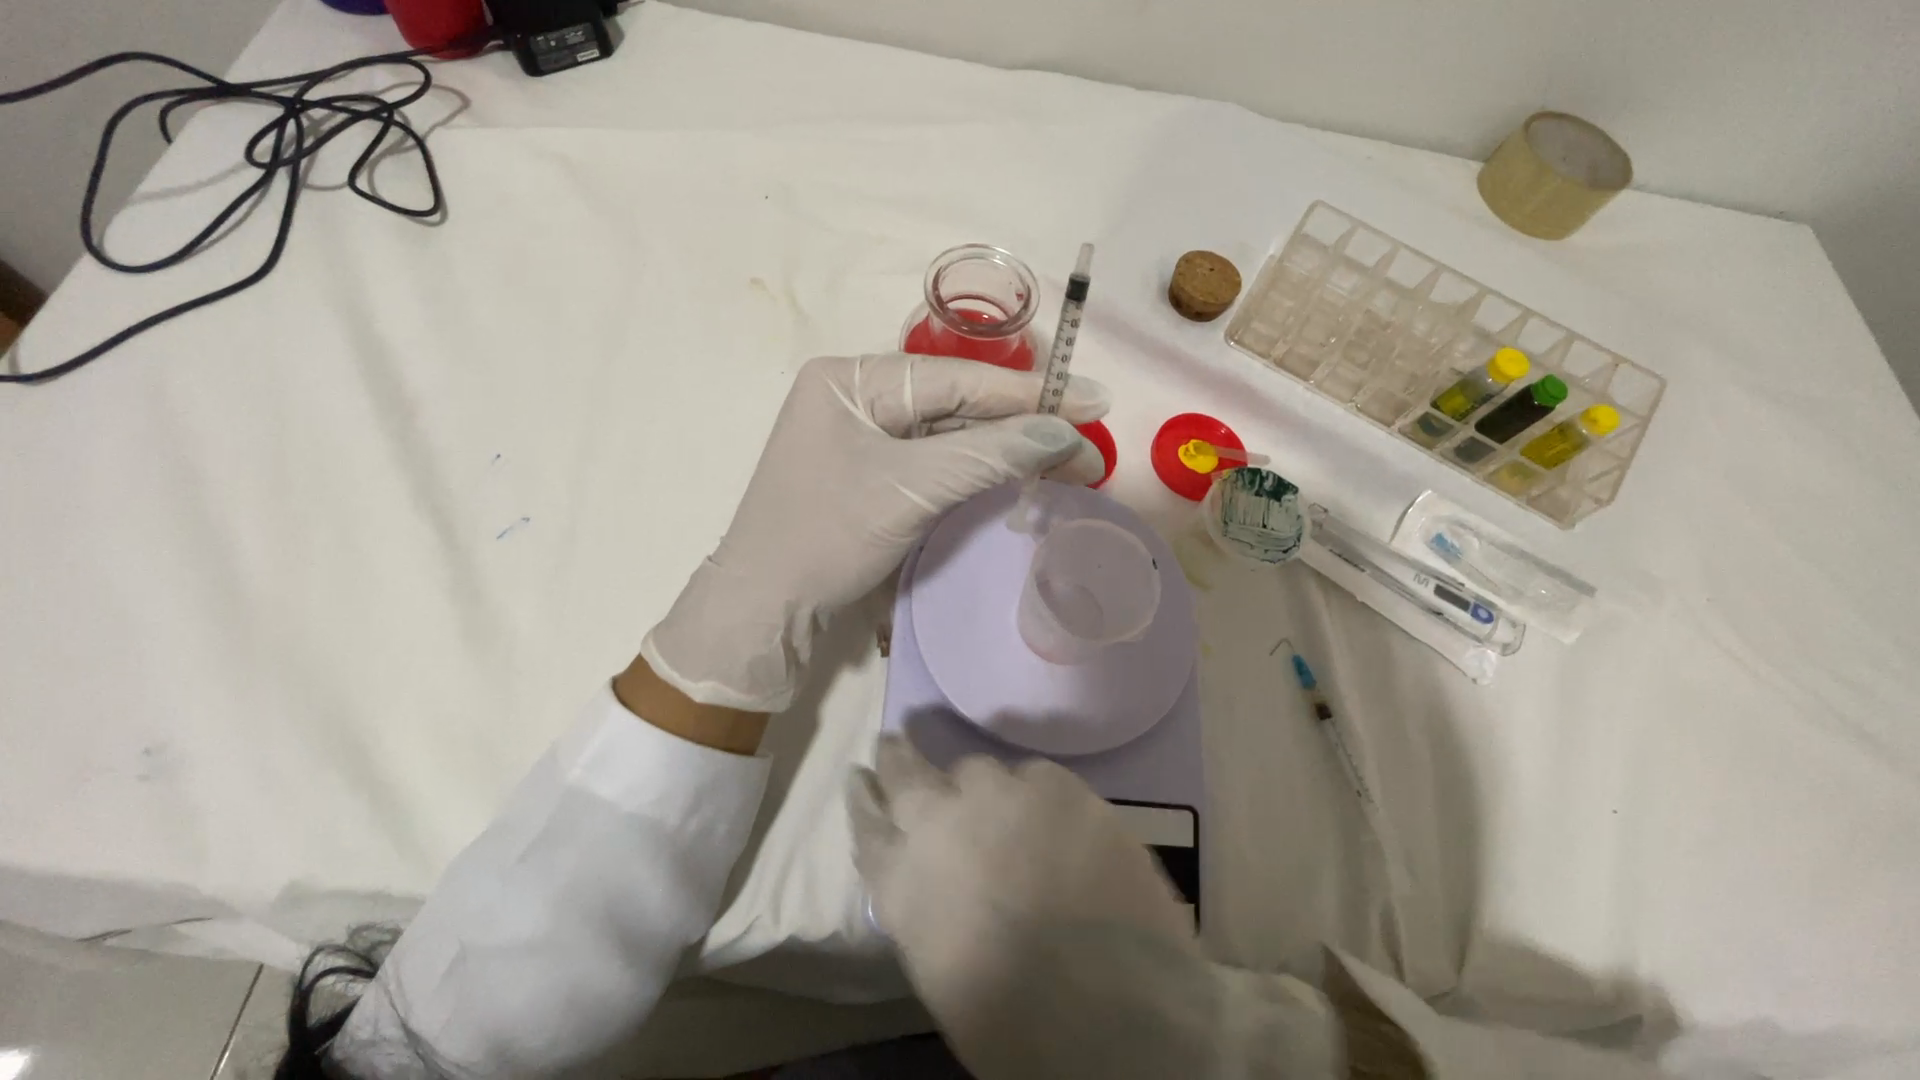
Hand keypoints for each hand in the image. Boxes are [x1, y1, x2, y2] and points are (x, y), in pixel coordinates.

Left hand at [641, 353, 1108, 712]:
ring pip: (949, 433)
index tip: (1096, 400)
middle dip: (1022, 423)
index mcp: (850, 379)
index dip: (1030, 392)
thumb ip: (990, 455)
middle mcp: (856, 396)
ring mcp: (861, 437)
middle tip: (1089, 437)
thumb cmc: (826, 538)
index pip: (957, 378)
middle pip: (956, 402)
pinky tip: (1019, 471)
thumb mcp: (911, 490)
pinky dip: (976, 469)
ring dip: (1005, 448)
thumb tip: (1067, 436)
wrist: (762, 611)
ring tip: (1068, 459)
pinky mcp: (869, 474)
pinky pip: (933, 460)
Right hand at [848, 737, 1260, 1078]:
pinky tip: (1057, 821)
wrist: (1106, 1002)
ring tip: (1001, 811)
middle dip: (899, 760)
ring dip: (980, 788)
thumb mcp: (940, 967)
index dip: (862, 798)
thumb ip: (929, 906)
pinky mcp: (1057, 786)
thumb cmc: (1013, 1018)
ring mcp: (999, 796)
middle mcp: (939, 823)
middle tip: (895, 745)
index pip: (867, 826)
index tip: (859, 776)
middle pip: (906, 773)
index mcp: (901, 880)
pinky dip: (1037, 795)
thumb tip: (942, 885)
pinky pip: (1036, 777)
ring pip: (976, 770)